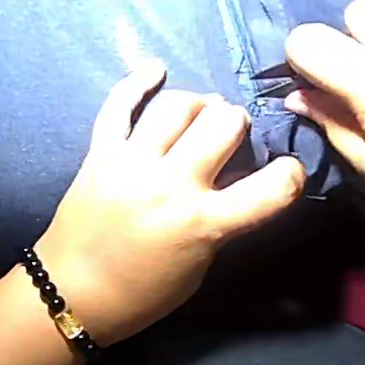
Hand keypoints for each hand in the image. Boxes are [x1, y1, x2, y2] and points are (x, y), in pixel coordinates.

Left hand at [35, 63, 305, 343]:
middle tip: (229, 137)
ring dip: (199, 104)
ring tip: (201, 114)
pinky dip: (137, 81)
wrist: (72, 295)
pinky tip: (156, 68)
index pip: (273, 188)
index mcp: (204, 224)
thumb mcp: (199, 265)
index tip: (285, 172)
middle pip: (223, 123)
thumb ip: (222, 220)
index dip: (291, 174)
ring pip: (177, 105)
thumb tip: (235, 176)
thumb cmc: (143, 293)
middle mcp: (171, 184)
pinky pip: (118, 105)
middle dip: (236, 124)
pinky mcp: (100, 153)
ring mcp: (132, 163)